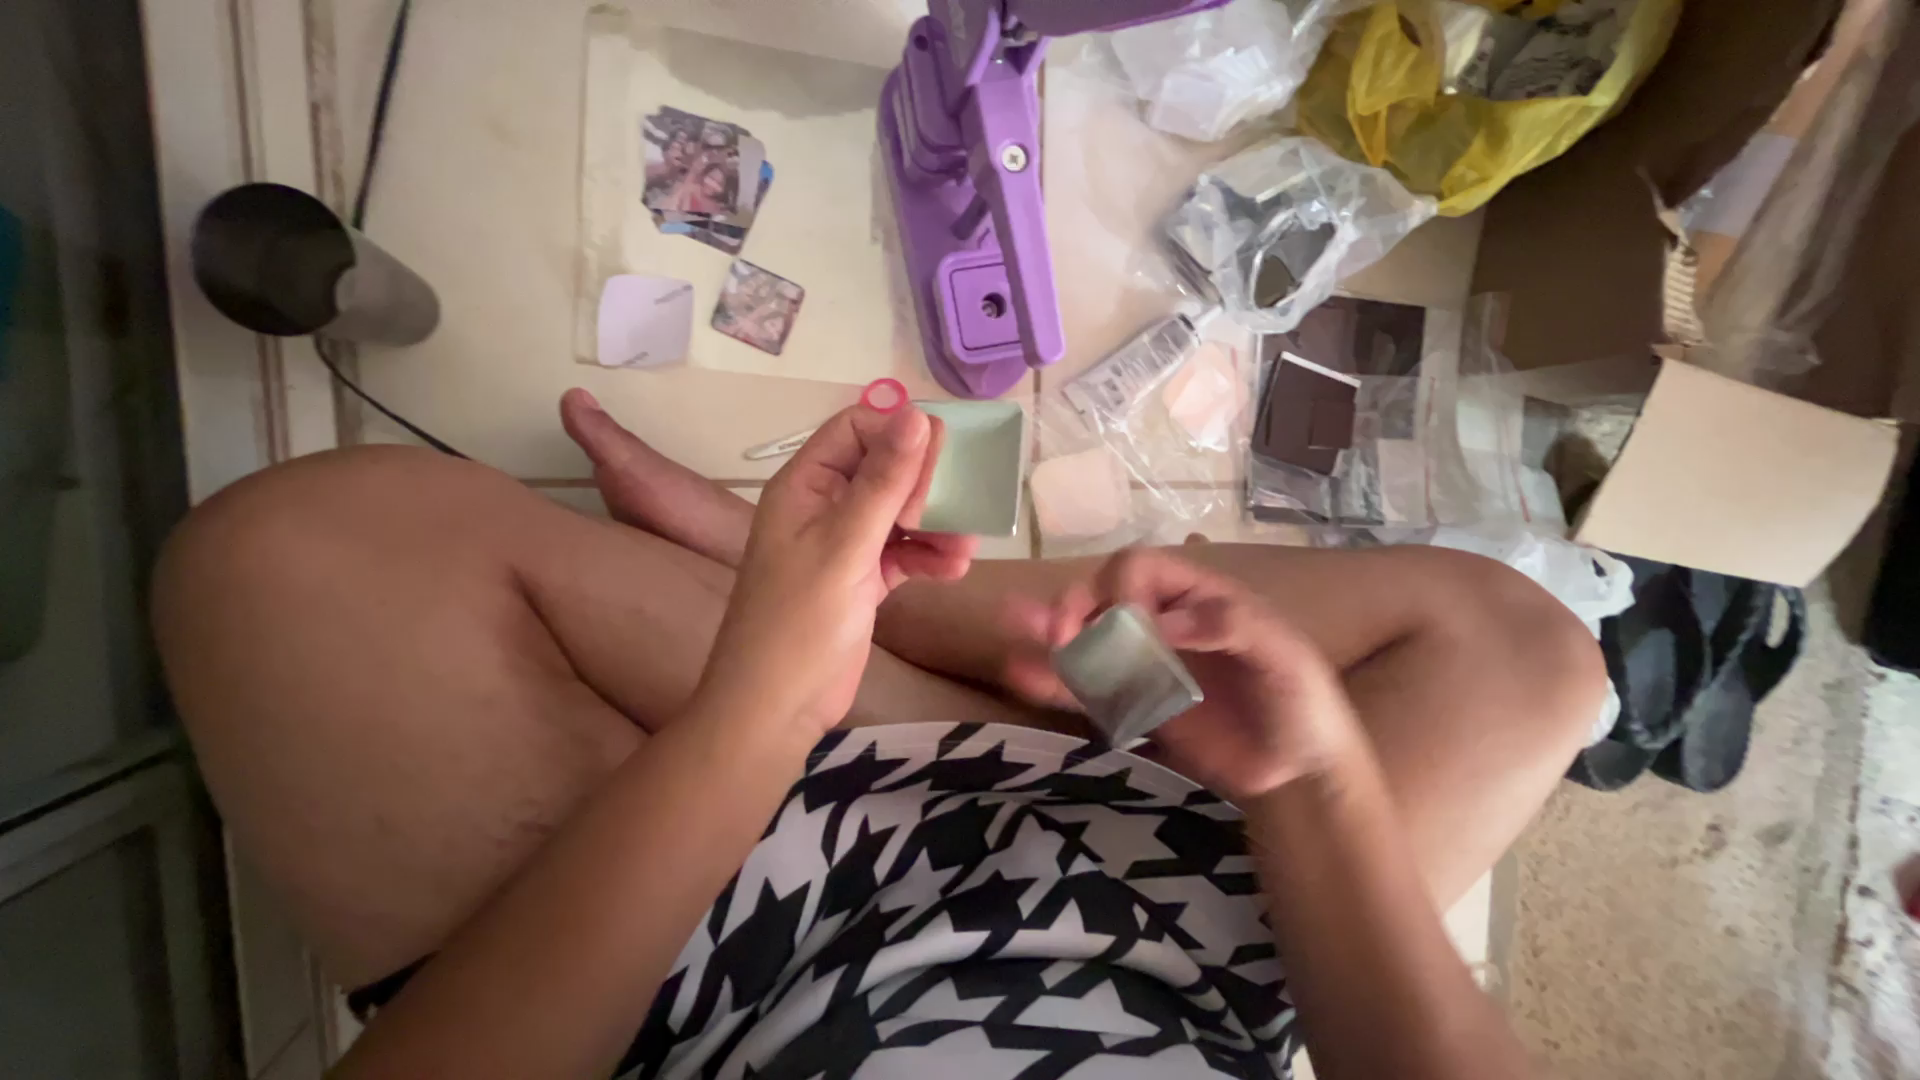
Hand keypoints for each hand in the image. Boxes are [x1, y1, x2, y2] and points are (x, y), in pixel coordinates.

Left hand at [700, 404, 977, 735]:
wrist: (776, 709)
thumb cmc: (799, 623)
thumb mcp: (844, 546)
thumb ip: (883, 482)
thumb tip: (918, 415)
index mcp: (805, 485)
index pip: (855, 429)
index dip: (899, 434)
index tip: (942, 457)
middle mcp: (824, 506)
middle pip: (885, 469)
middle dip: (926, 485)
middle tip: (957, 507)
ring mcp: (845, 545)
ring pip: (900, 513)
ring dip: (937, 525)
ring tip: (966, 546)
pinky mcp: (862, 579)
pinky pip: (903, 552)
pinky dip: (928, 557)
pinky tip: (953, 570)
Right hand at [1005, 549, 1365, 801]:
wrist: (1294, 771)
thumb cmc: (1300, 702)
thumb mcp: (1284, 656)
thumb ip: (1231, 626)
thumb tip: (1163, 625)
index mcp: (1196, 596)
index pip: (1142, 569)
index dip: (1124, 589)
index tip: (1129, 627)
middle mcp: (1159, 621)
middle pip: (1102, 594)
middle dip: (1077, 605)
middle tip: (1064, 634)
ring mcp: (1141, 663)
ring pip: (1085, 636)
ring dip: (1048, 627)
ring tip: (1014, 621)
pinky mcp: (1130, 704)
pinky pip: (1084, 688)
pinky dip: (1051, 679)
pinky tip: (1019, 671)